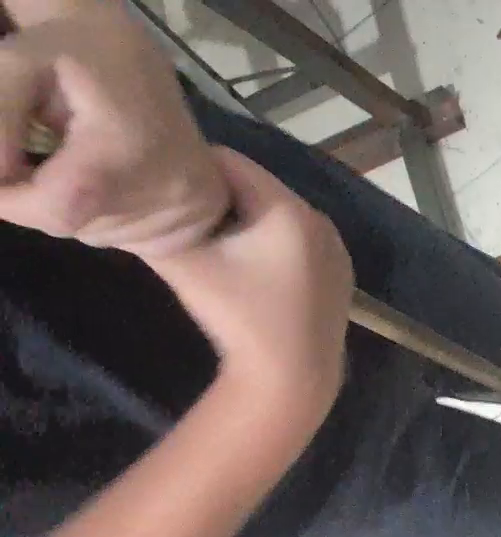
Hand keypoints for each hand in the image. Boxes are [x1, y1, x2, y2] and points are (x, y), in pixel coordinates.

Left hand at [0, 0, 229, 256]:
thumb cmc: (69, 57)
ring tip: (74, 175)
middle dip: (39, 204)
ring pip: (109, 238)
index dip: (11, 204)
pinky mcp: (210, 216)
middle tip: (28, 166)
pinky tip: (113, 192)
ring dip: (77, 215)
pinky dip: (114, 224)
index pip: (63, 208)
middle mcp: (178, 188)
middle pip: (84, 227)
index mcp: (131, 151)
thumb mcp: (10, 68)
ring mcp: (201, 207)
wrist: (139, 63)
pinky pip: (144, 243)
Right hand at [144, 149, 350, 403]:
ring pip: (274, 212)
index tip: (157, 184)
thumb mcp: (181, 256)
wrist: (293, 371)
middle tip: (176, 210)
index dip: (186, 165)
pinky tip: (242, 261)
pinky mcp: (339, 271)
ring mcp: (336, 248)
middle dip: (214, 192)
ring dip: (240, 217)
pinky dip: (268, 239)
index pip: (227, 159)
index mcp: (290, 210)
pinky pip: (295, 238)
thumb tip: (118, 186)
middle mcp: (322, 222)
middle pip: (254, 185)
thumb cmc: (238, 312)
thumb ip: (151, 213)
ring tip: (206, 237)